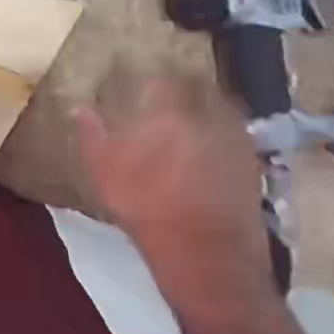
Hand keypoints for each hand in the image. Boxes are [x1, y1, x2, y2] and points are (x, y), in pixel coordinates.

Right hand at [74, 77, 272, 296]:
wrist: (203, 252)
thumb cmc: (146, 209)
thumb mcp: (105, 174)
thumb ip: (92, 136)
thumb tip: (80, 108)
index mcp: (167, 112)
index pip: (162, 81)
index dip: (153, 86)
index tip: (144, 94)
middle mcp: (206, 115)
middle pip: (196, 90)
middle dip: (183, 95)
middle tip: (168, 110)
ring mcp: (235, 137)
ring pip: (220, 110)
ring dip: (205, 114)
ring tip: (190, 132)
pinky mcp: (253, 161)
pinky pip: (236, 137)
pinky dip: (222, 139)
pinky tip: (210, 157)